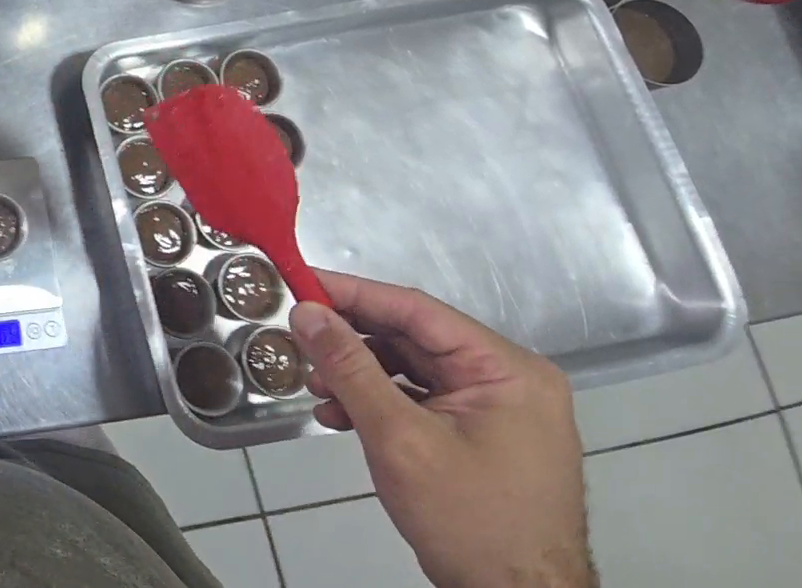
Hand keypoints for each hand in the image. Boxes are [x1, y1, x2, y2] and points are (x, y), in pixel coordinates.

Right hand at [291, 271, 594, 587]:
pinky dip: (374, 402)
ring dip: (356, 375)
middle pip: (409, 338)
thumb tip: (305, 311)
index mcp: (505, 369)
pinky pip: (416, 398)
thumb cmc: (467, 518)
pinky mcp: (476, 433)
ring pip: (407, 367)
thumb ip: (349, 367)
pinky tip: (337, 416)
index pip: (414, 310)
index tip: (297, 282)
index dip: (351, 293)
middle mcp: (505, 379)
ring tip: (314, 389)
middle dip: (349, 341)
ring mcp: (493, 408)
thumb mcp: (398, 437)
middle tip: (296, 338)